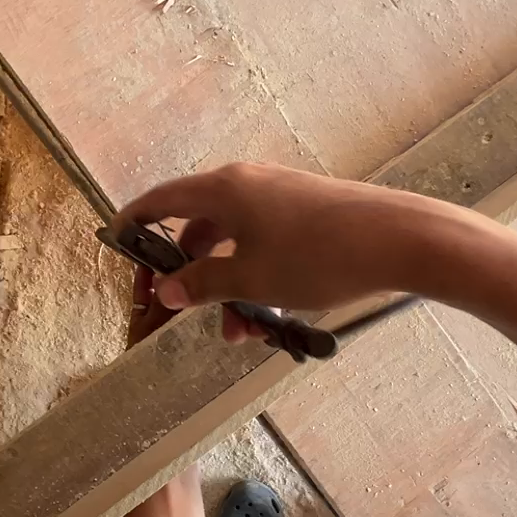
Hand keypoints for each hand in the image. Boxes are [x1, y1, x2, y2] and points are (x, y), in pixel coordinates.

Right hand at [112, 162, 481, 337]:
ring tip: (241, 333)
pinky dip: (254, 275)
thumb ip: (201, 284)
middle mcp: (245, 184)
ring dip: (226, 286)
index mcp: (222, 190)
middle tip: (177, 312)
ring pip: (233, 242)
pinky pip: (261, 242)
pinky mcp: (304, 210)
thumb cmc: (316, 256)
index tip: (115, 245)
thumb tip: (165, 291)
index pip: (160, 200)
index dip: (133, 223)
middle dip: (187, 275)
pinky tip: (269, 316)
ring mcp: (277, 195)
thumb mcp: (250, 279)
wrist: (401, 239)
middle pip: (196, 227)